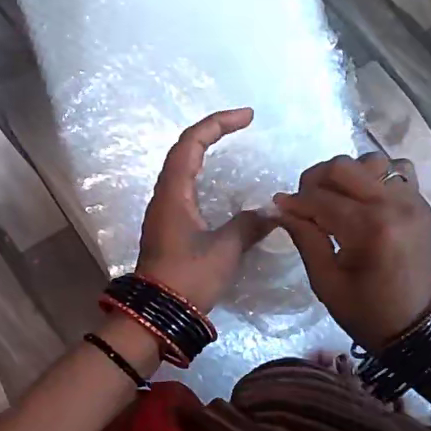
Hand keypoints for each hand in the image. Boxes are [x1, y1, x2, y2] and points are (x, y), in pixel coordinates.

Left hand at [134, 108, 276, 313]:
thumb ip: (249, 225)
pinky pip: (184, 189)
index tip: (248, 117)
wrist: (158, 313)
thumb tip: (272, 211)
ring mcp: (163, 213)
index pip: (192, 143)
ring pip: (181, 170)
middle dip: (213, 132)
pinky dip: (202, 176)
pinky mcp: (167, 229)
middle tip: (242, 124)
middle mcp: (164, 196)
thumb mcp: (225, 249)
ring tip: (230, 146)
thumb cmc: (189, 277)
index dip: (218, 124)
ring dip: (204, 153)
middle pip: (184, 150)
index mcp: (174, 193)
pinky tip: (218, 186)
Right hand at [274, 152, 430, 347]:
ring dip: (346, 176)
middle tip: (303, 202)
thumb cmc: (365, 312)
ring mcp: (412, 200)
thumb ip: (305, 238)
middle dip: (315, 181)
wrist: (415, 327)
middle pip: (343, 168)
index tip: (277, 207)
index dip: (294, 202)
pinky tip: (363, 198)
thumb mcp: (326, 281)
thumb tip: (281, 208)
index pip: (321, 199)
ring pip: (371, 162)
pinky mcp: (420, 204)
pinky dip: (376, 176)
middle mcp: (393, 205)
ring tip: (334, 200)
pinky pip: (397, 170)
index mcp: (369, 229)